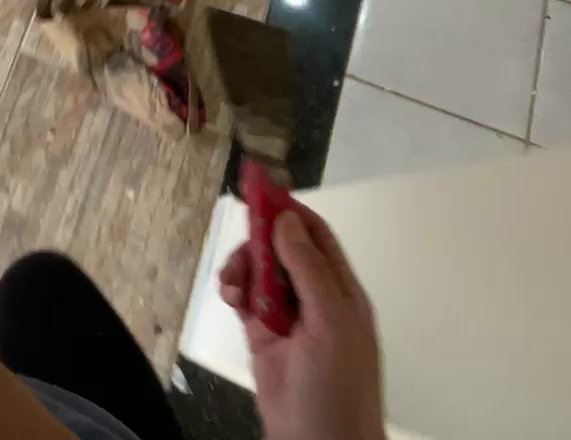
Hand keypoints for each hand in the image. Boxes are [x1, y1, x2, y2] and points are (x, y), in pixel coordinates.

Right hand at [219, 207, 384, 439]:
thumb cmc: (335, 386)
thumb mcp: (330, 324)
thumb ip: (309, 270)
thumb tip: (286, 219)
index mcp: (340, 292)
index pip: (314, 235)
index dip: (287, 208)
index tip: (258, 185)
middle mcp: (314, 296)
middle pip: (278, 247)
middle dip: (255, 242)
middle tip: (239, 251)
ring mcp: (287, 314)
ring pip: (257, 268)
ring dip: (241, 268)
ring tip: (233, 287)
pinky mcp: (262, 331)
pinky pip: (244, 293)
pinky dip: (233, 287)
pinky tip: (230, 296)